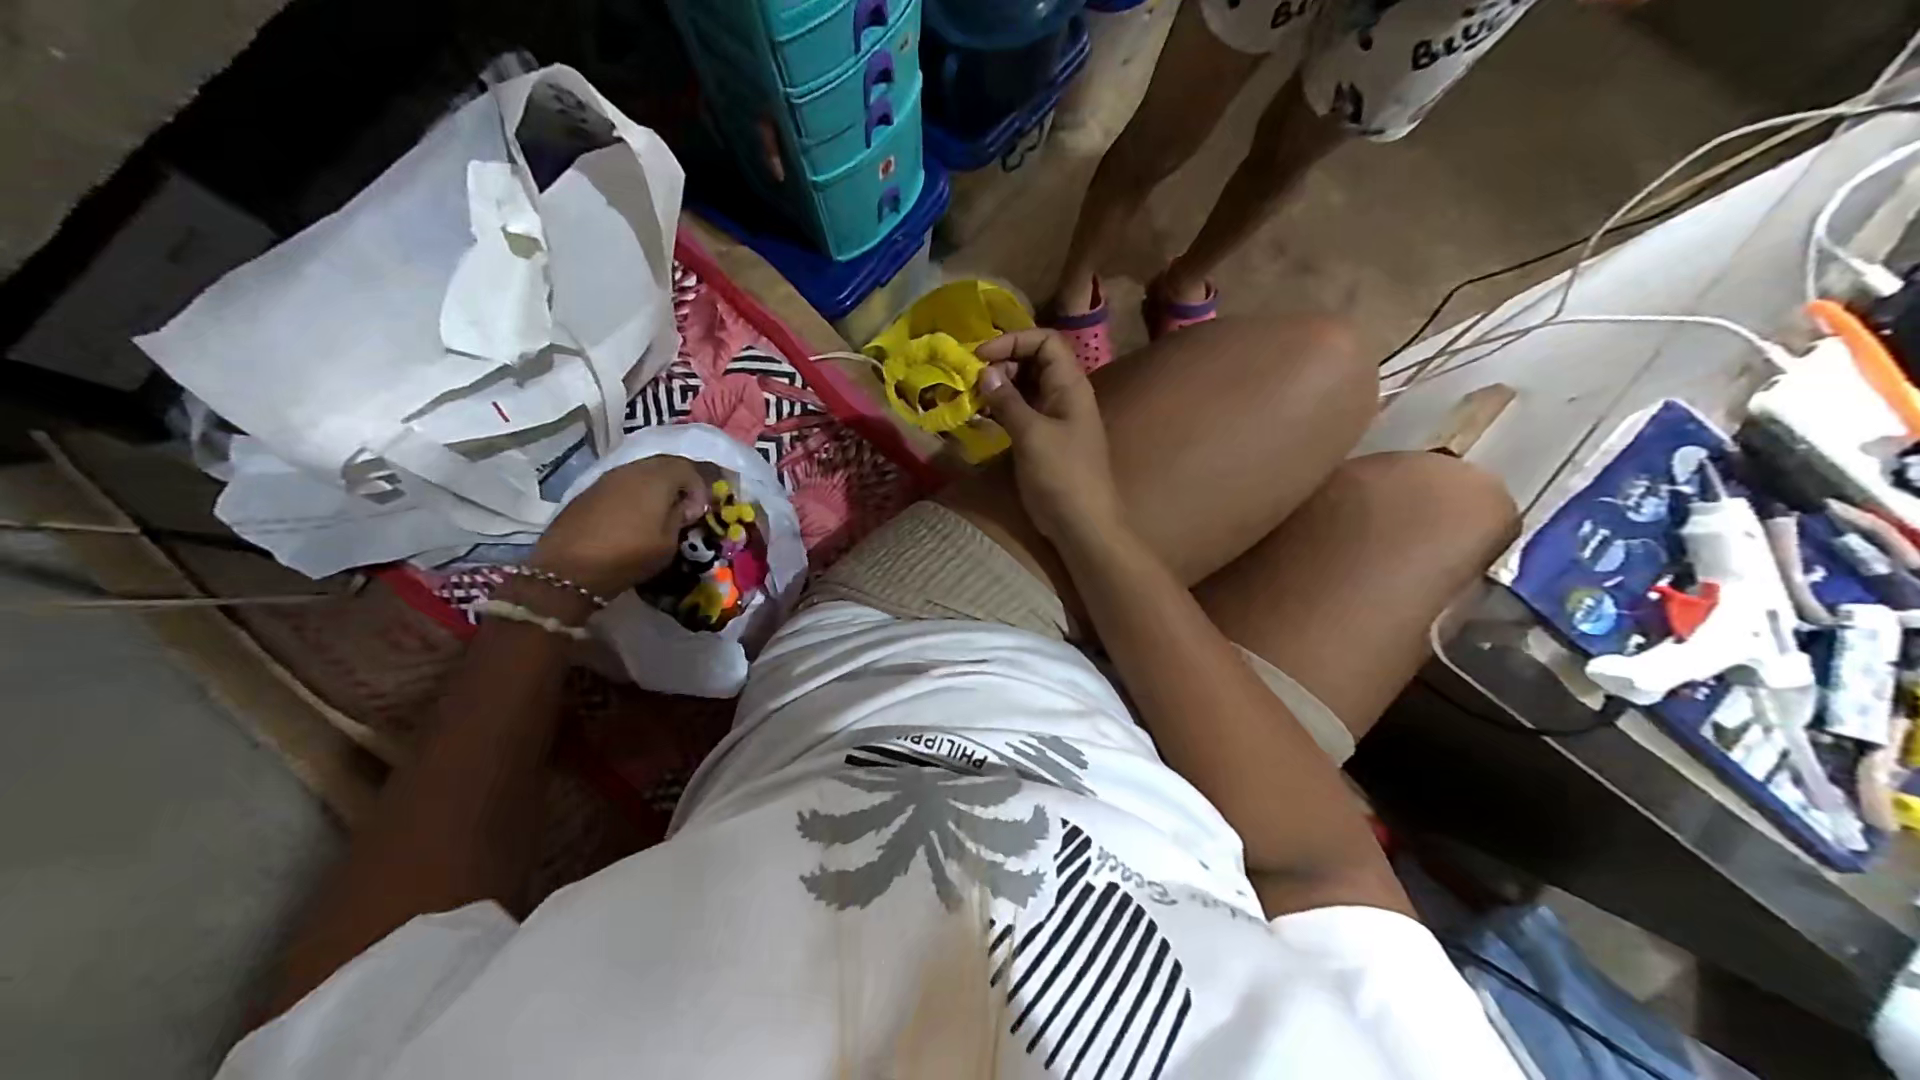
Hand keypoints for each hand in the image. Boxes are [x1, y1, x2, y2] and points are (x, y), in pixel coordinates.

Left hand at [531, 456, 709, 598]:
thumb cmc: (629, 554)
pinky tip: (634, 517)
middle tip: (684, 508)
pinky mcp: (589, 491)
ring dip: (656, 488)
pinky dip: (635, 494)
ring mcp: (607, 478)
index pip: (688, 467)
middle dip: (679, 483)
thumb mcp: (669, 542)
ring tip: (659, 514)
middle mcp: (632, 469)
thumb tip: (686, 505)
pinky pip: (622, 484)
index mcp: (657, 477)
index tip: (700, 513)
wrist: (569, 568)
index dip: (700, 488)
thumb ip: (681, 516)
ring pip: (641, 472)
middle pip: (664, 465)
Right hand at [975, 330, 1124, 545]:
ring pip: (1026, 386)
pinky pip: (1023, 411)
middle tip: (973, 380)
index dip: (1013, 340)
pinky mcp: (1045, 439)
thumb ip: (1007, 401)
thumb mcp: (1031, 434)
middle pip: (1035, 360)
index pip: (1045, 341)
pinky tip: (982, 416)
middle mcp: (1065, 394)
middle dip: (1002, 363)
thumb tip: (984, 373)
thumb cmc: (1062, 476)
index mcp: (1071, 385)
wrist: (1082, 524)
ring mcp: (1056, 417)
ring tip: (973, 397)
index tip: (981, 356)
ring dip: (999, 386)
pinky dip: (1003, 408)